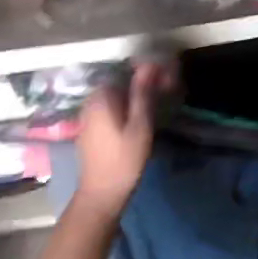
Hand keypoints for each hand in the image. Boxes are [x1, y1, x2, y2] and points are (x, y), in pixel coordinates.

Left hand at [73, 62, 166, 212]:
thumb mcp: (140, 125)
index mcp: (101, 97)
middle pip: (120, 83)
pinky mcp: (91, 128)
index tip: (169, 79)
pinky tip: (141, 118)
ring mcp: (88, 115)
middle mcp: (91, 101)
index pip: (126, 71)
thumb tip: (150, 64)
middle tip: (168, 91)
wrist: (101, 194)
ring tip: (159, 103)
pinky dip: (126, 108)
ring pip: (116, 97)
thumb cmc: (124, 160)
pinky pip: (111, 109)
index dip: (149, 72)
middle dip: (144, 83)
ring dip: (136, 96)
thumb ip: (143, 94)